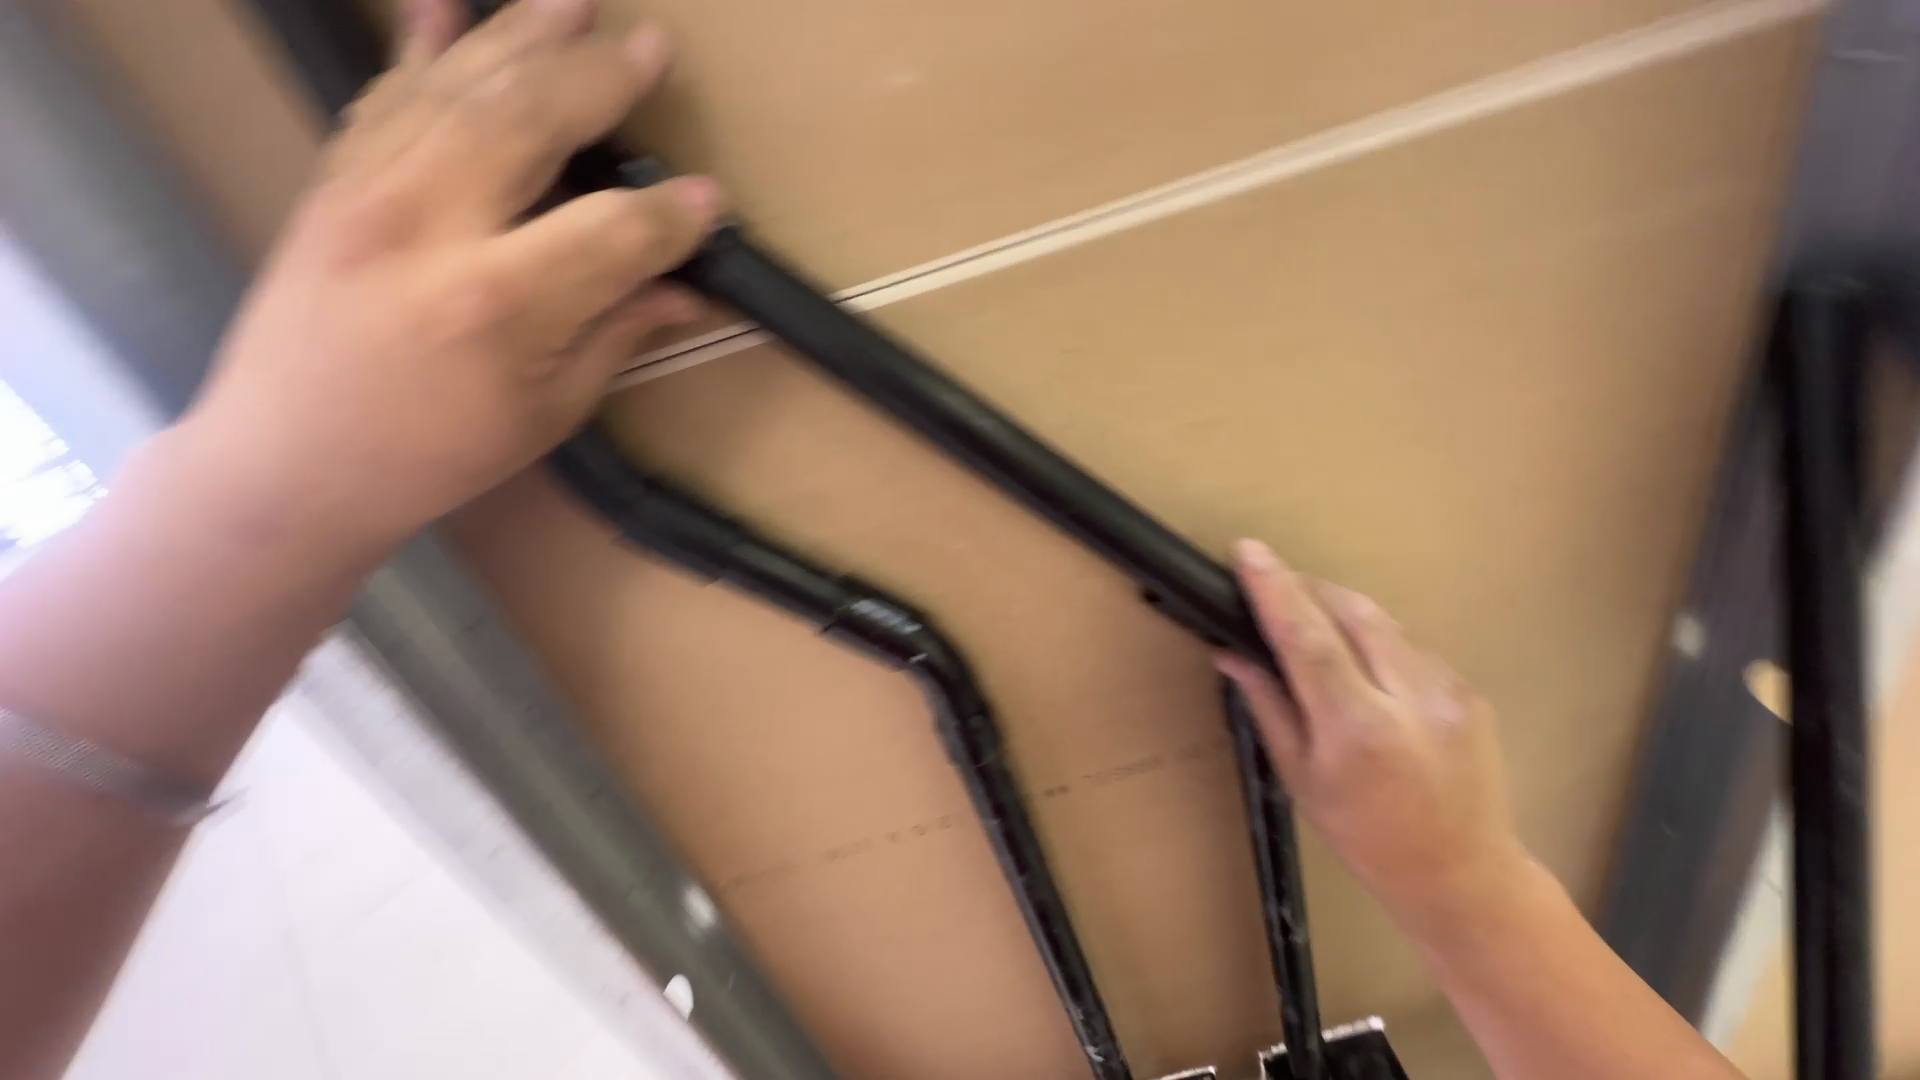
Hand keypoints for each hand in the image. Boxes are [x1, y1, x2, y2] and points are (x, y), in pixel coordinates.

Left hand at [181, 0, 719, 556]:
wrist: (290, 462)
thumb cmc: (437, 453)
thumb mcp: (550, 410)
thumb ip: (616, 335)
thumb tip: (681, 292)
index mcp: (500, 301)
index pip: (613, 232)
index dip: (671, 216)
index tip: (710, 202)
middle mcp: (430, 224)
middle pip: (529, 120)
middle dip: (599, 79)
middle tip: (651, 44)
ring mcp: (367, 190)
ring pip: (458, 88)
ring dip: (521, 37)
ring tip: (571, 0)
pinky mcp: (331, 182)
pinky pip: (384, 96)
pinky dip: (420, 48)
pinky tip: (444, 5)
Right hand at [1214, 540, 1531, 933]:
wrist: (1462, 871)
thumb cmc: (1363, 833)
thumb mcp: (1299, 775)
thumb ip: (1267, 703)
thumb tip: (1229, 650)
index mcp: (1358, 730)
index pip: (1308, 639)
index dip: (1275, 590)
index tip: (1249, 552)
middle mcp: (1410, 700)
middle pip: (1350, 612)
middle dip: (1305, 586)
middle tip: (1271, 578)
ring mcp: (1449, 691)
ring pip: (1381, 619)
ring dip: (1338, 607)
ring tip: (1307, 612)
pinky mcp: (1468, 689)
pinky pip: (1407, 641)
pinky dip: (1372, 636)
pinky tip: (1357, 658)